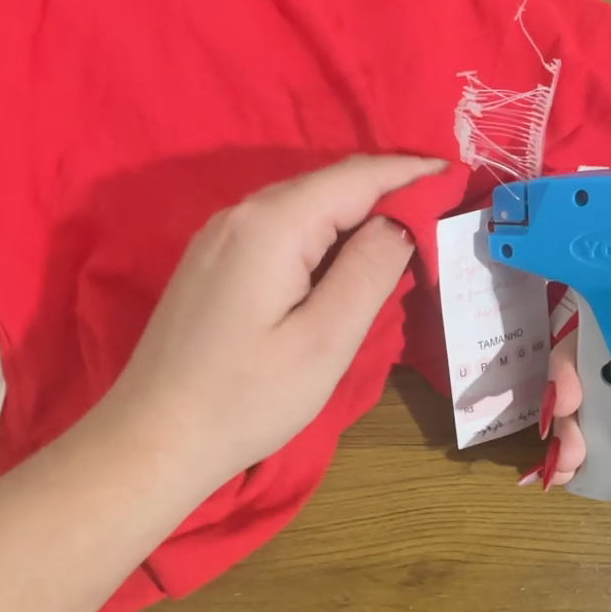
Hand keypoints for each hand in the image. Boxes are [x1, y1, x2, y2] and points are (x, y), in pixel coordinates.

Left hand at [95, 154, 444, 484]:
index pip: (357, 176)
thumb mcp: (325, 341)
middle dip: (388, 191)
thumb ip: (369, 272)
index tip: (456, 176)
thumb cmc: (247, 398)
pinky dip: (324, 234)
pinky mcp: (212, 264)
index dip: (411, 173)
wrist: (154, 438)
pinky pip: (281, 230)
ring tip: (407, 232)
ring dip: (357, 214)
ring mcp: (219, 237)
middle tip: (440, 210)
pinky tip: (345, 259)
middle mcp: (241, 215)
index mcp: (272, 225)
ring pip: (304, 206)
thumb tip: (400, 223)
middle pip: (329, 185)